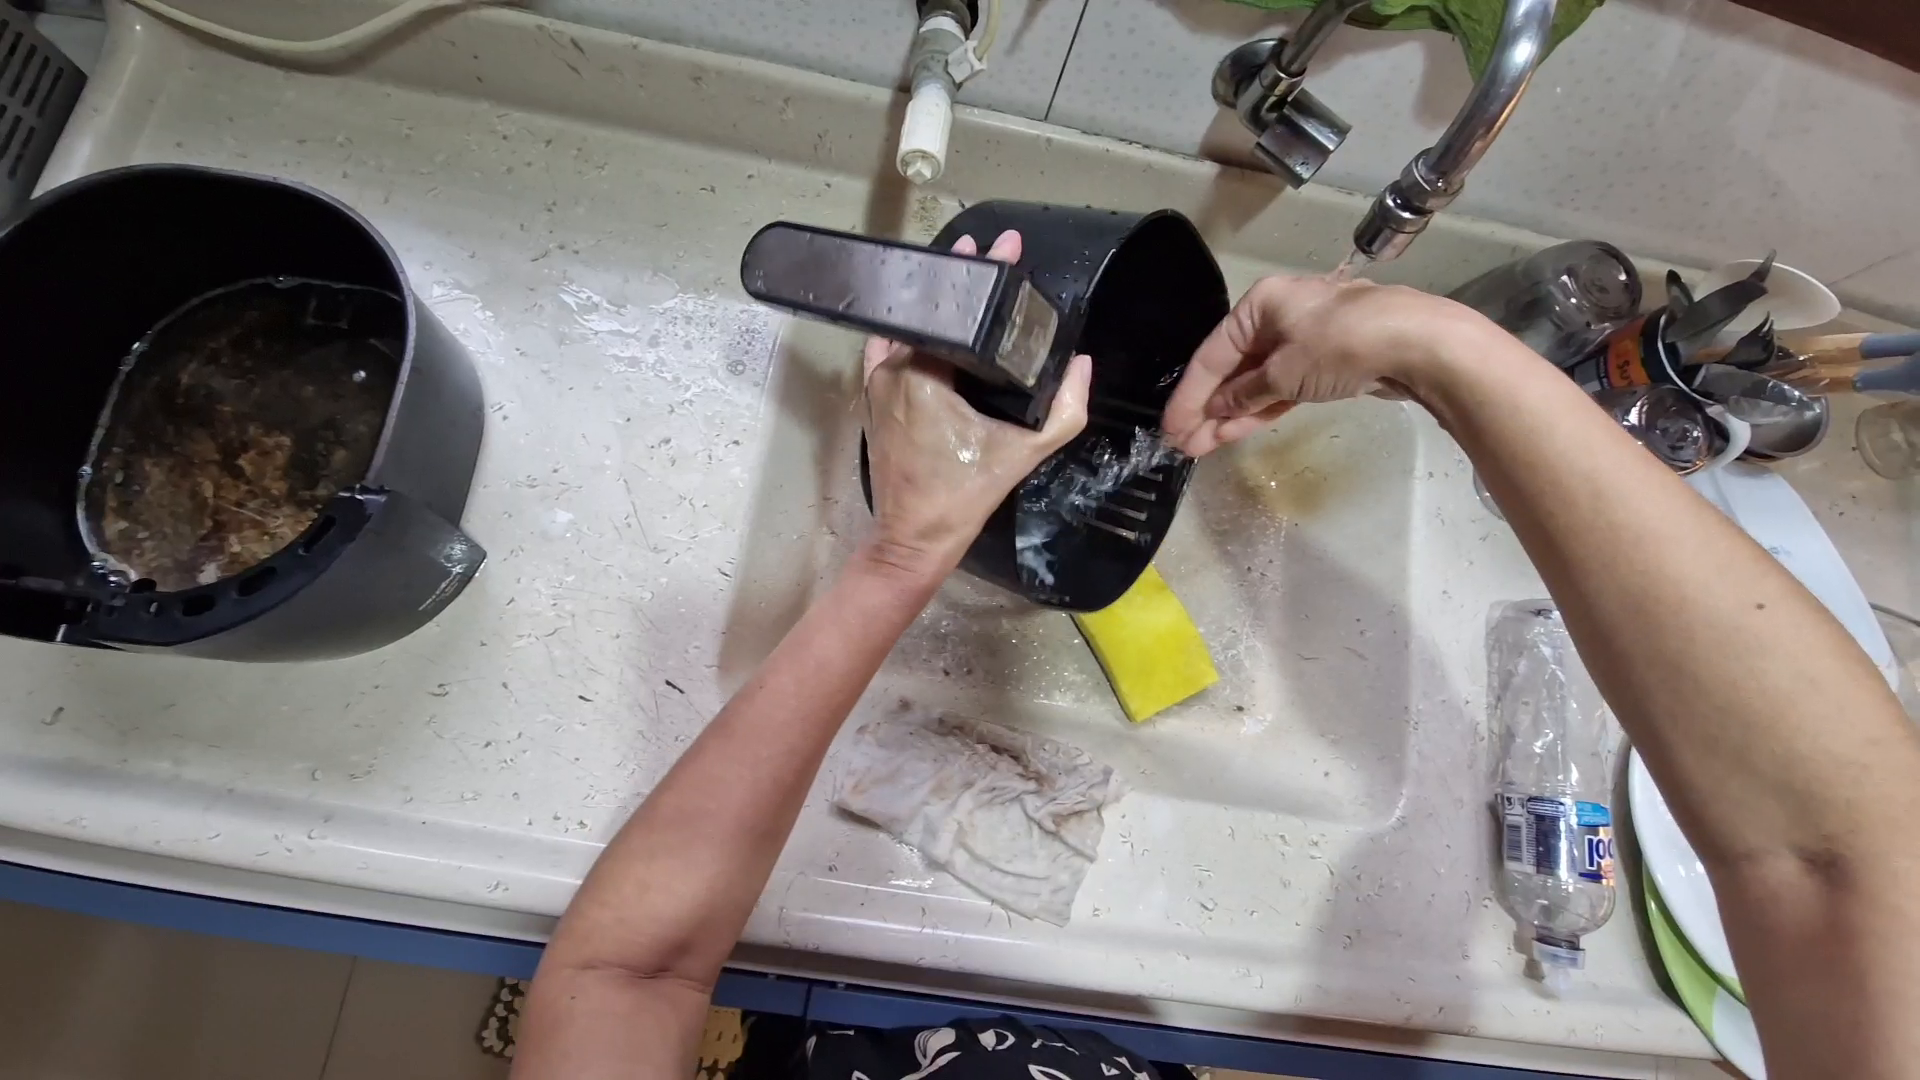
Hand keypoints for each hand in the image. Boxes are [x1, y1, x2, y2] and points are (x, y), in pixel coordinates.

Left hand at [861, 229, 1091, 578]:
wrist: (915, 535)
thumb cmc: (966, 495)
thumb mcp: (1026, 455)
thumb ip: (1066, 411)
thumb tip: (1084, 365)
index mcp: (925, 375)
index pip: (955, 309)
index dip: (984, 273)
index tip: (1005, 245)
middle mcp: (894, 368)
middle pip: (931, 310)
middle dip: (962, 279)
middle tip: (990, 253)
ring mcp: (876, 380)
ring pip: (908, 323)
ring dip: (936, 300)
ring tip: (964, 275)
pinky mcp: (871, 394)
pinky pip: (888, 345)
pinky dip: (911, 326)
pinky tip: (934, 315)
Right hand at [1160, 274, 1487, 455]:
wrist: (1418, 345)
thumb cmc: (1341, 345)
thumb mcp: (1282, 373)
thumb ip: (1243, 396)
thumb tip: (1217, 412)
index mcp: (1259, 305)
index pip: (1211, 356)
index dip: (1188, 396)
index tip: (1170, 428)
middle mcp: (1276, 318)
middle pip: (1230, 370)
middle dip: (1206, 410)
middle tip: (1182, 445)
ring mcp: (1300, 342)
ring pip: (1253, 384)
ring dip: (1228, 417)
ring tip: (1201, 448)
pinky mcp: (1322, 365)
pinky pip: (1278, 389)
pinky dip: (1258, 410)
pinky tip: (1233, 434)